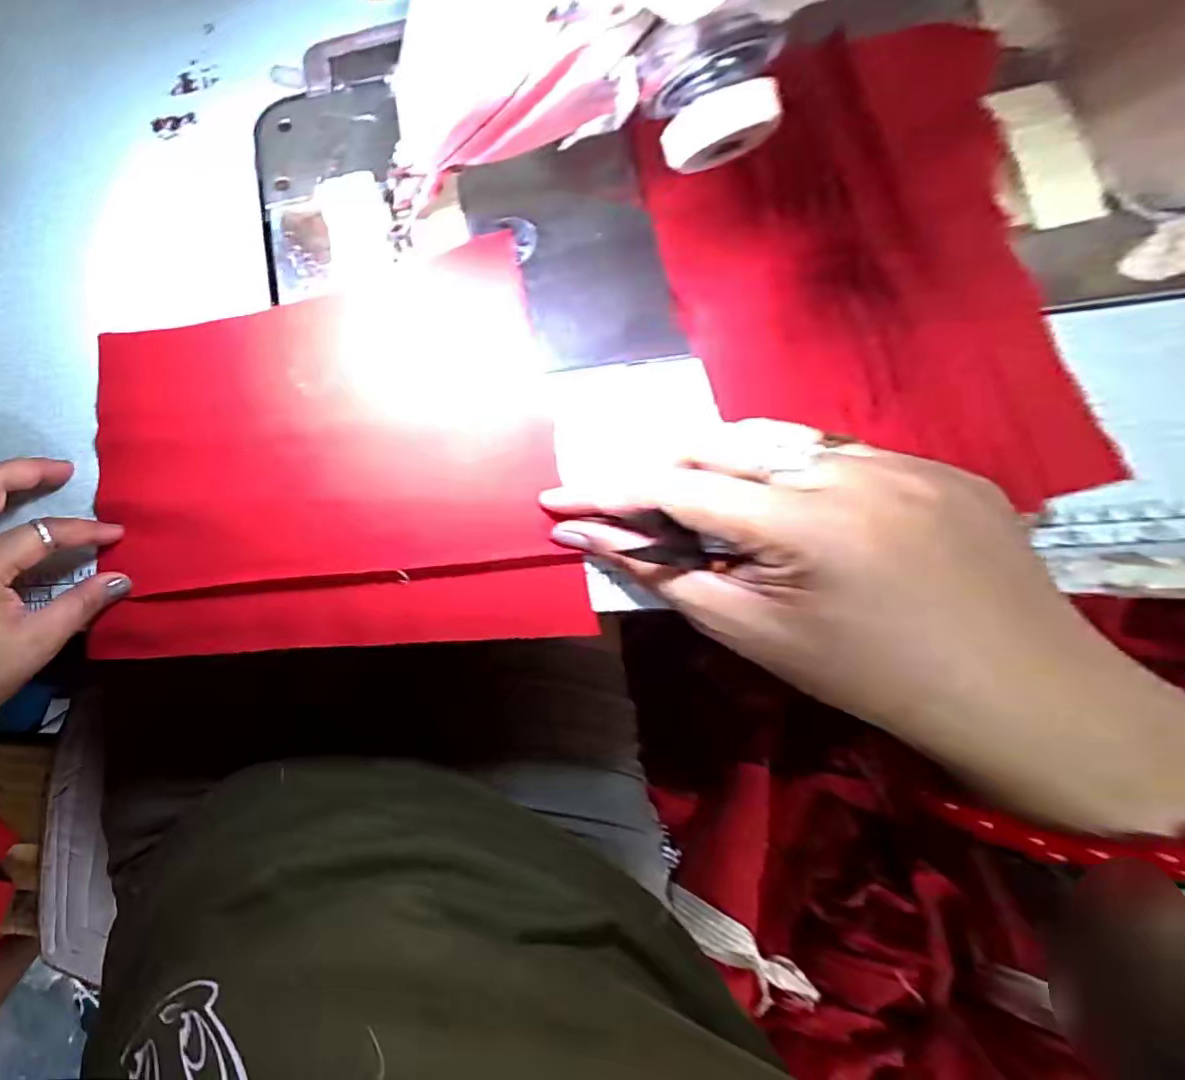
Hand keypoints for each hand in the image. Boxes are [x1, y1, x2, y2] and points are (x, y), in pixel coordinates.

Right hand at [540, 419, 1184, 834]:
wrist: (1019, 695)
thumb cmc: (859, 674)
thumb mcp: (741, 627)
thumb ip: (656, 570)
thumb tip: (583, 534)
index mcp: (805, 524)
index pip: (674, 488)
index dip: (604, 492)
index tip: (555, 499)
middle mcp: (854, 474)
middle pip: (716, 444)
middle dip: (652, 468)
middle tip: (615, 501)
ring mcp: (905, 463)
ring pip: (771, 437)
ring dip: (711, 460)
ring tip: (683, 495)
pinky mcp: (937, 466)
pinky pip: (830, 450)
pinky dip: (777, 467)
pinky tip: (770, 503)